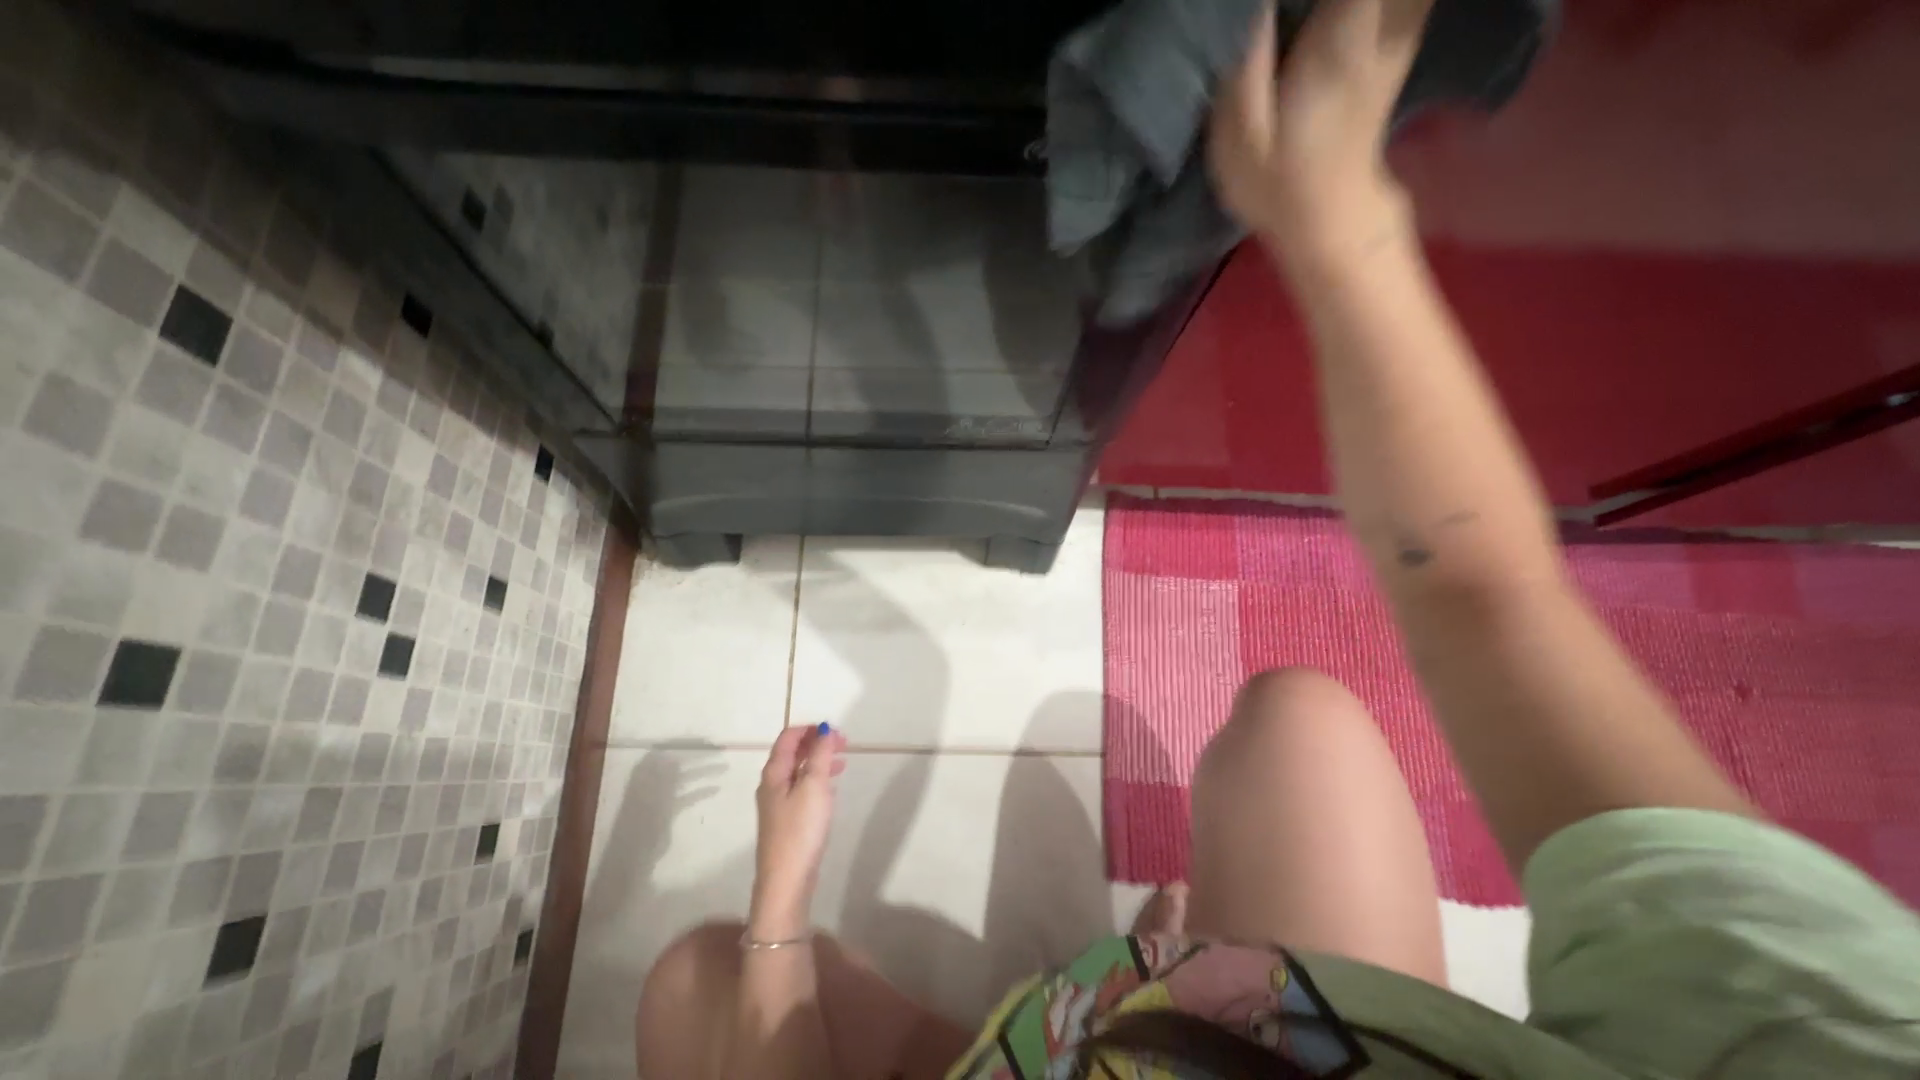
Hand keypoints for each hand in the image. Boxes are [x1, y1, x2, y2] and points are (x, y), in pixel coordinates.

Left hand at [748, 723, 846, 938]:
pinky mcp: (786, 821)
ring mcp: (777, 805)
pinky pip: (801, 789)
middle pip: (791, 753)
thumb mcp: (814, 786)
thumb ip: (820, 755)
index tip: (835, 730)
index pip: (787, 738)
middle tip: (843, 743)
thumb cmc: (801, 829)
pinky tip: (831, 788)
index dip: (810, 728)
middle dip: (816, 743)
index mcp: (774, 773)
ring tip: (842, 761)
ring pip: (798, 772)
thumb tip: (824, 729)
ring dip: (818, 761)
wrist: (786, 880)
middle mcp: (771, 785)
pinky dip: (817, 780)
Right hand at [1208, 0, 1432, 267]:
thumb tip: (1258, 3)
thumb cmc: (1278, 180)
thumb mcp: (1242, 129)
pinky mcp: (1400, 34)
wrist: (1329, 219)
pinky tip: (1340, 10)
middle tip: (1300, 1)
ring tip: (1316, 6)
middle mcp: (1387, 17)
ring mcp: (1402, 24)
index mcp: (1343, 33)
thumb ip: (1247, 54)